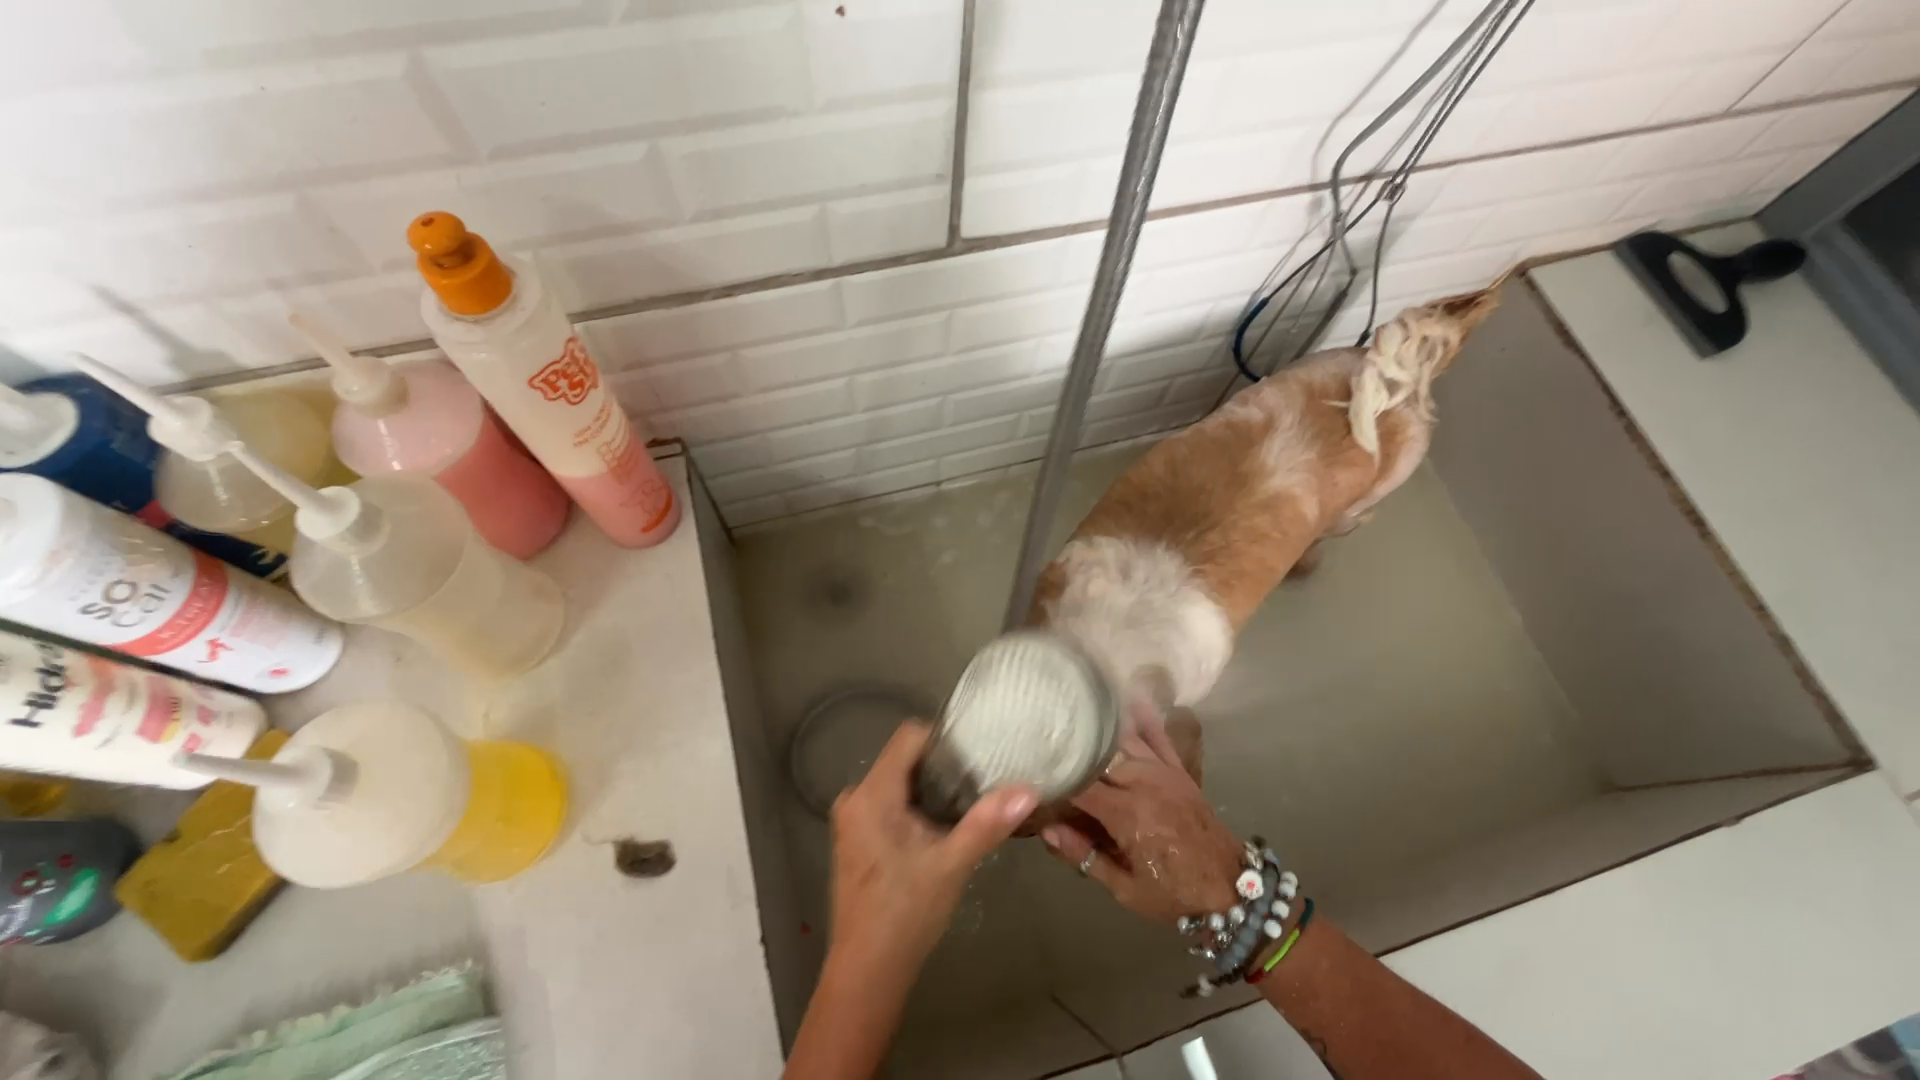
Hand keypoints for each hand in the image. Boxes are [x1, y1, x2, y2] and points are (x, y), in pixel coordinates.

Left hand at [827, 722, 1037, 980]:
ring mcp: (852, 820)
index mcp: (872, 794)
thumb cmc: (905, 913)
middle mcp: (854, 798)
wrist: (868, 970)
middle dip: (942, 767)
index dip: (945, 738)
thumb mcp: (952, 865)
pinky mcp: (857, 839)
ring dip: (931, 790)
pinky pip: (890, 804)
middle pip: (904, 759)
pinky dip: (916, 808)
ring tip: (968, 804)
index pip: (909, 737)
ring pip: (898, 783)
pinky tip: (942, 829)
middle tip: (981, 781)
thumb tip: (1029, 789)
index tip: (978, 753)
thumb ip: (987, 823)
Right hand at [1040, 724, 1244, 926]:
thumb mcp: (1126, 889)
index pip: (1079, 786)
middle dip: (1072, 752)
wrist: (1231, 890)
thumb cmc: (1174, 894)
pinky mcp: (1179, 771)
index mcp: (1128, 814)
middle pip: (1098, 758)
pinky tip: (1126, 697)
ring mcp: (1164, 773)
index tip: (1033, 772)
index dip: (1055, 778)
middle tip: (1045, 746)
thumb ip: (1085, 856)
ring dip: (1098, 731)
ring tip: (1072, 718)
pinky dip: (1142, 716)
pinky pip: (1158, 736)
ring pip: (1123, 740)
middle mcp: (1144, 784)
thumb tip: (1047, 829)